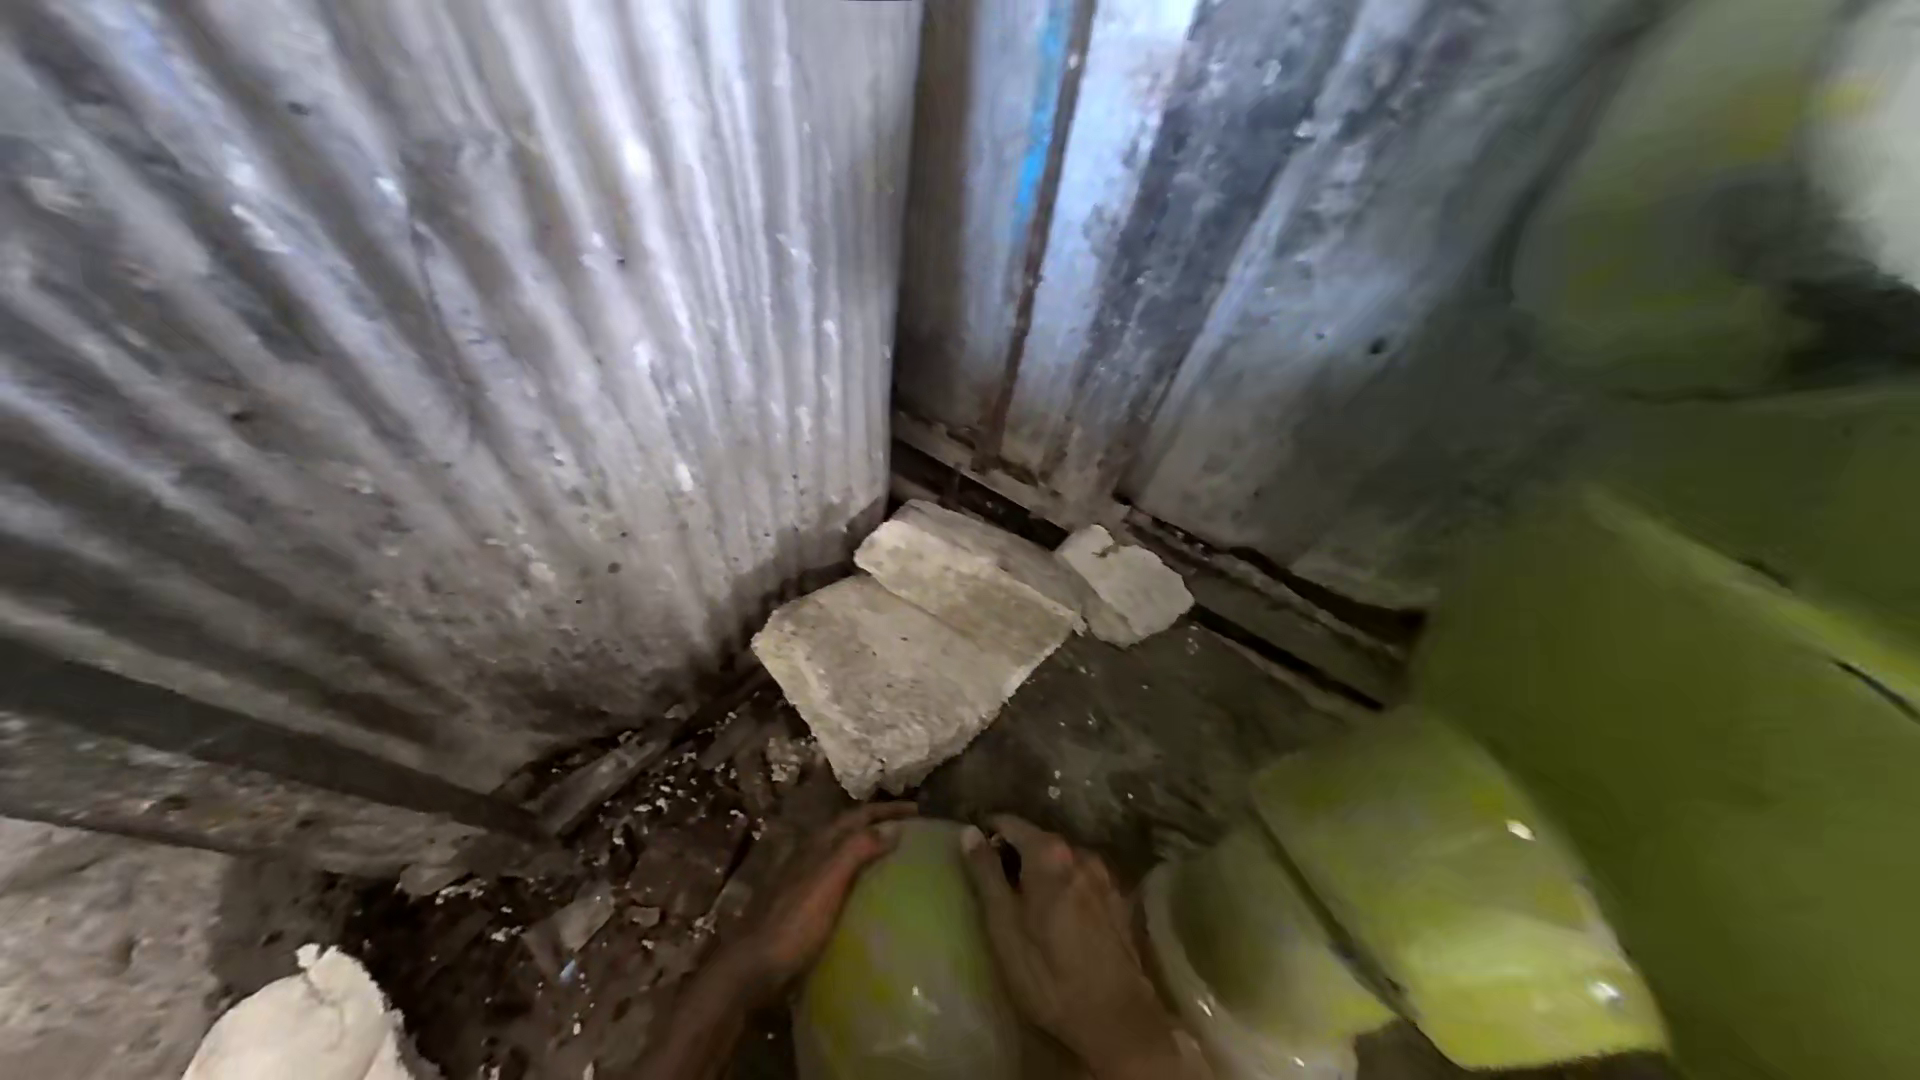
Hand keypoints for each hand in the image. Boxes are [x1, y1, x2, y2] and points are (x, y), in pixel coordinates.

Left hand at [715, 801, 916, 1001]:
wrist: (749, 967)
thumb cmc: (793, 923)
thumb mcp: (828, 882)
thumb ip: (857, 850)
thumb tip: (894, 828)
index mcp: (819, 842)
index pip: (860, 815)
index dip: (888, 809)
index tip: (918, 810)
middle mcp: (810, 852)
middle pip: (849, 829)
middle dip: (879, 823)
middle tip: (909, 830)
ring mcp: (802, 877)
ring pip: (841, 851)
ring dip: (866, 846)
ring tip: (893, 857)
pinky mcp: (800, 903)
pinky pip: (836, 877)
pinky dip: (856, 873)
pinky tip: (864, 892)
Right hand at [960, 816, 1192, 1078]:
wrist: (1117, 1019)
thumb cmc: (1047, 973)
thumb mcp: (1003, 926)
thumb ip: (986, 874)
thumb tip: (968, 831)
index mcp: (1049, 853)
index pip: (1009, 822)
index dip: (988, 833)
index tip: (974, 853)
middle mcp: (1079, 852)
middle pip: (1037, 839)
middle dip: (1014, 853)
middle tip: (996, 884)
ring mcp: (1103, 874)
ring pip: (1061, 859)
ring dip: (1041, 870)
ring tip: (1026, 902)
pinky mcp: (1117, 898)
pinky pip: (1080, 878)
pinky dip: (1064, 885)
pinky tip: (1059, 915)